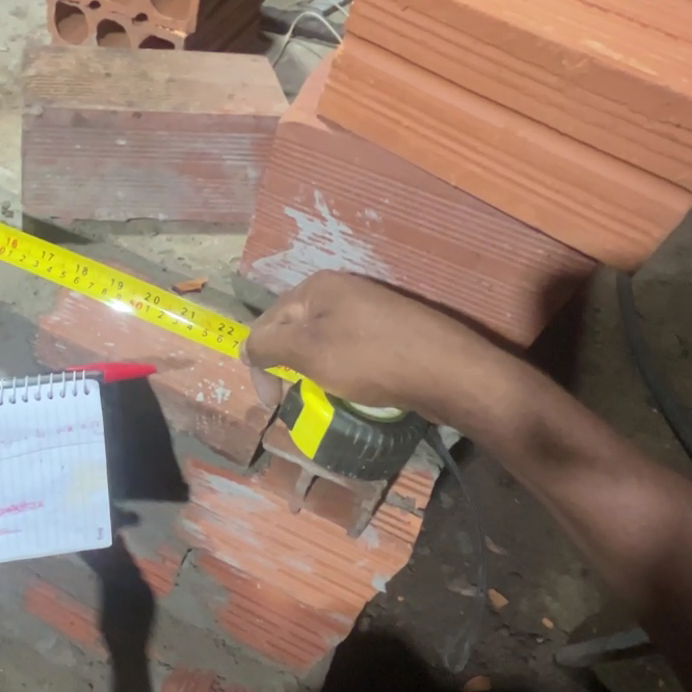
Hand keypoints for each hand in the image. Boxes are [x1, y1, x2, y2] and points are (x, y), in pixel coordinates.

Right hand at [241, 270, 508, 422]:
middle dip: (286, 366)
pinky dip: (340, 370)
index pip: (266, 323)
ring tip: (323, 395)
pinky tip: (351, 387)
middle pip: (293, 331)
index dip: (260, 363)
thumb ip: (268, 345)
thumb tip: (243, 347)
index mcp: (316, 288)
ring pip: (320, 342)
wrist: (448, 372)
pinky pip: (348, 349)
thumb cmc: (370, 359)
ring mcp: (368, 310)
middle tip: (292, 400)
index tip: (271, 402)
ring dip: (312, 370)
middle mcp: (340, 291)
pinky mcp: (389, 331)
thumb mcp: (307, 352)